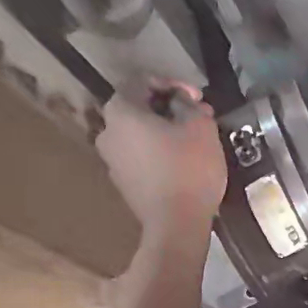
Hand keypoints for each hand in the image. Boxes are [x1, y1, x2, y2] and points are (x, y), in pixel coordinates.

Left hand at [95, 80, 226, 248]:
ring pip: (139, 135)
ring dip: (164, 131)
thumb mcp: (200, 126)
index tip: (197, 97)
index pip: (142, 82)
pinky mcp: (123, 184)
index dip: (173, 84)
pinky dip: (159, 153)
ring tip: (192, 139)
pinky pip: (141, 158)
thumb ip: (190, 105)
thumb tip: (183, 103)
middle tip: (197, 116)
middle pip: (139, 109)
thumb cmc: (189, 169)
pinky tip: (182, 162)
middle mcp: (107, 133)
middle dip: (169, 109)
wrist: (176, 224)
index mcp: (120, 112)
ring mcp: (111, 161)